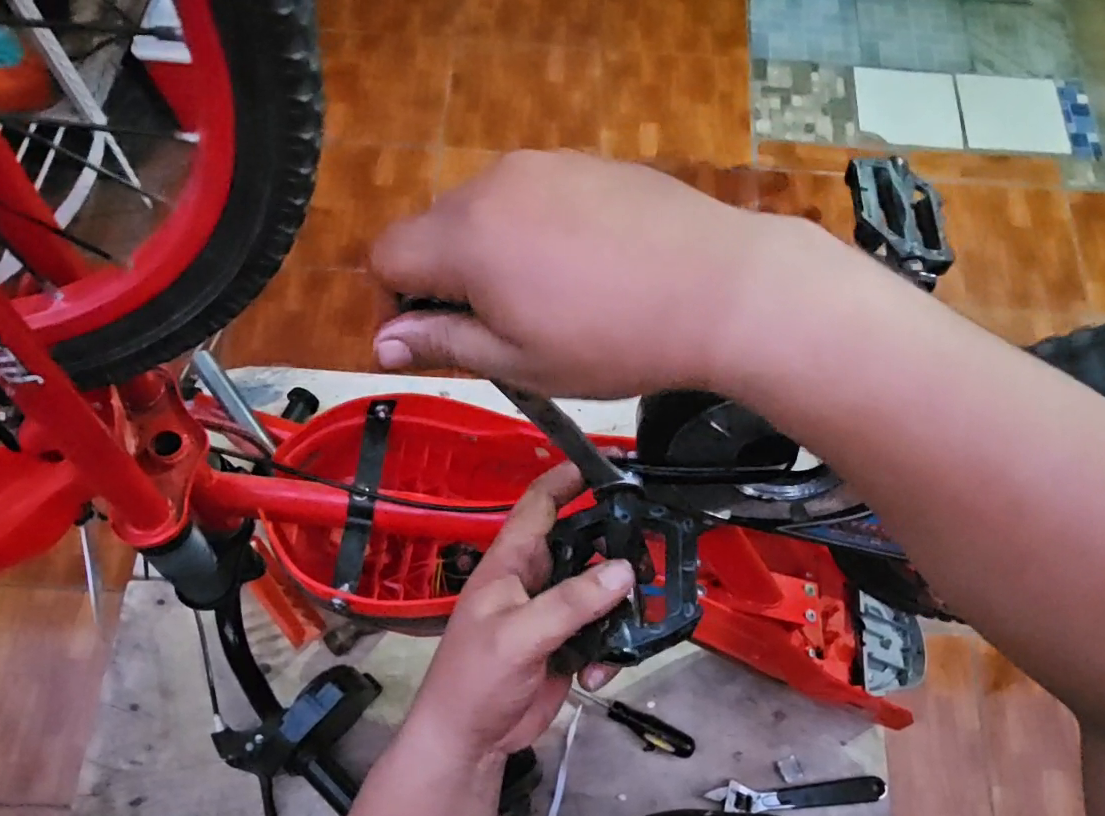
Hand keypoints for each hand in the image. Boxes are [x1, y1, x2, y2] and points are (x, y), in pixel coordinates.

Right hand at [369, 150, 824, 398]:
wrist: (720, 290)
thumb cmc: (613, 341)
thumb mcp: (520, 361)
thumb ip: (444, 344)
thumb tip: (384, 343)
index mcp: (466, 235)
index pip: (387, 256)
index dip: (396, 305)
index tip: (433, 340)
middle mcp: (496, 183)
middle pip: (434, 230)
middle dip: (446, 281)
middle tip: (500, 332)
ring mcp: (547, 165)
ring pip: (487, 212)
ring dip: (493, 257)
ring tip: (550, 303)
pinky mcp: (589, 164)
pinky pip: (536, 198)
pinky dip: (536, 234)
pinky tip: (585, 271)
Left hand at [402, 463, 635, 758]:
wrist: (470, 741)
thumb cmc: (476, 679)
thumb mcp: (520, 636)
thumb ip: (571, 603)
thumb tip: (625, 571)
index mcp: (511, 563)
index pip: (540, 504)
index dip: (569, 478)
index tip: (611, 463)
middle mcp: (535, 581)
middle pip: (584, 546)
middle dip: (616, 548)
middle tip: (653, 552)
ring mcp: (553, 615)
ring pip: (601, 591)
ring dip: (620, 609)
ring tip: (634, 625)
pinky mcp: (568, 646)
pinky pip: (603, 633)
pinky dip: (609, 651)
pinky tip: (598, 676)